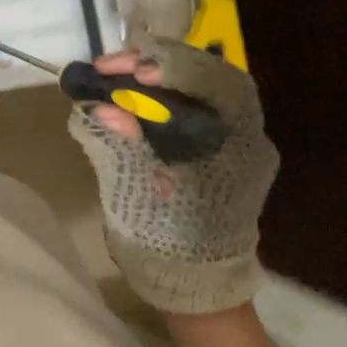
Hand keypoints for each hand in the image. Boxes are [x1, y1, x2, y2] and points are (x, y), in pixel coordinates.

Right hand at [68, 35, 278, 314]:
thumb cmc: (171, 242)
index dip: (175, 70)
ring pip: (202, 86)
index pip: (217, 85)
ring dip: (158, 74)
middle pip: (210, 75)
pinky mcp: (220, 145)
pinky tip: (132, 92)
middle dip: (158, 63)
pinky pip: (194, 105)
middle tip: (112, 64)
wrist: (196, 283)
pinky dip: (162, 93)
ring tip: (116, 72)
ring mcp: (238, 138)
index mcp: (239, 145)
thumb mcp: (142, 195)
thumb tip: (99, 107)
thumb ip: (124, 147)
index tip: (137, 72)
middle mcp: (246, 134)